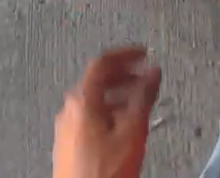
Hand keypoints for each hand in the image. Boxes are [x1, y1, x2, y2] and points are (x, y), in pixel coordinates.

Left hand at [53, 45, 162, 177]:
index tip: (143, 53)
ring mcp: (66, 129)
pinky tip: (123, 128)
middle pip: (97, 80)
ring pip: (94, 100)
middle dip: (124, 75)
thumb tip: (154, 72)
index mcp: (82, 100)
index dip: (126, 53)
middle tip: (144, 76)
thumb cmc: (103, 174)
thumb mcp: (132, 131)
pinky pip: (89, 118)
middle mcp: (69, 110)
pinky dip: (108, 112)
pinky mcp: (68, 146)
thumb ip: (144, 96)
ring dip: (118, 95)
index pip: (103, 61)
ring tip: (139, 103)